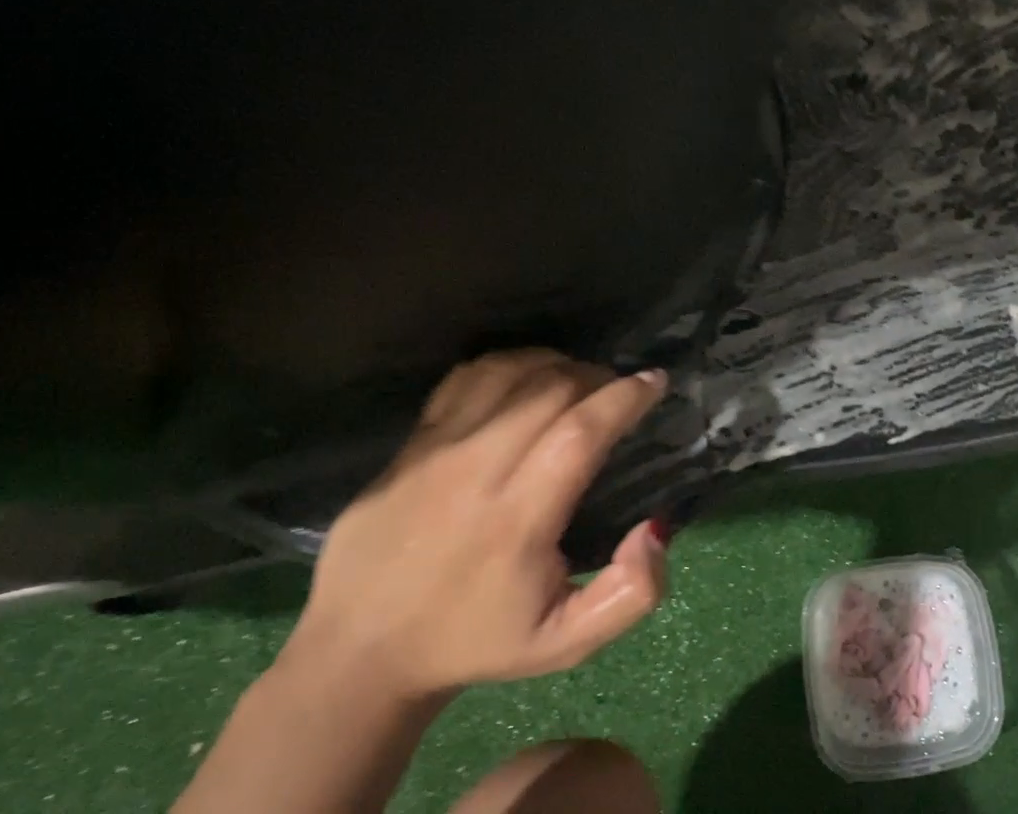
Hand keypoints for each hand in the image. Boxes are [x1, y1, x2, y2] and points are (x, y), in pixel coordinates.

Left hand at [282, 349, 671, 699]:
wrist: (361, 651)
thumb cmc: (476, 642)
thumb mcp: (568, 644)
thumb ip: (631, 593)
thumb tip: (656, 528)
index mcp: (516, 522)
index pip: (579, 432)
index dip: (624, 398)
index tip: (655, 382)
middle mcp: (474, 472)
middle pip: (548, 390)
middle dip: (599, 377)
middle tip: (622, 391)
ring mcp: (434, 451)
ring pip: (507, 374)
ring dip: (558, 366)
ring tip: (581, 384)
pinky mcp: (408, 444)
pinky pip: (465, 380)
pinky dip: (510, 366)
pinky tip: (528, 383)